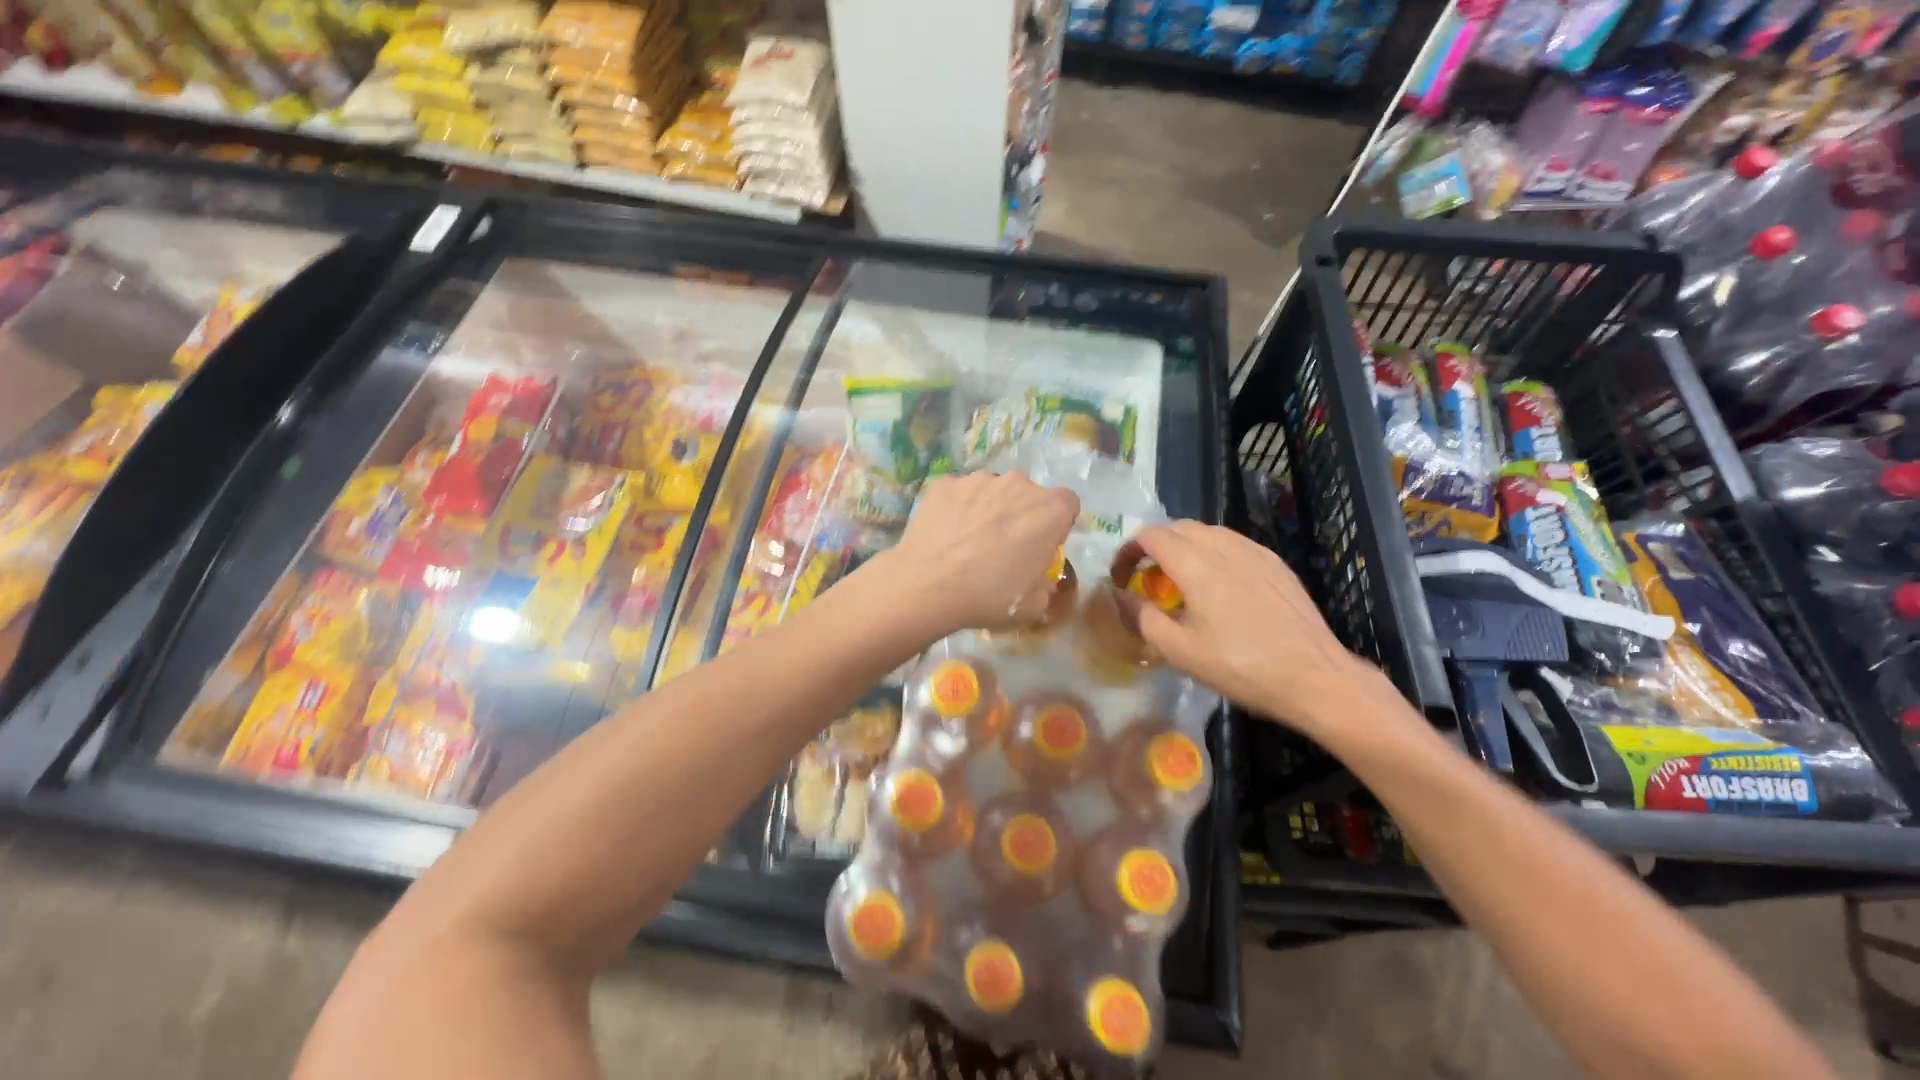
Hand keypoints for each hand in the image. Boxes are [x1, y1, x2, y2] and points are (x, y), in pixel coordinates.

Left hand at [885, 470, 1079, 635]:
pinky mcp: (944, 483)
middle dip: (1021, 515)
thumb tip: (1038, 578)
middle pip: (1027, 495)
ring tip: (968, 542)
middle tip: (1003, 547)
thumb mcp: (1034, 605)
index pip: (1067, 505)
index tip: (1041, 545)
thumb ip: (1045, 584)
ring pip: (991, 491)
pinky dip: (956, 508)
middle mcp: (1018, 483)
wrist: (928, 587)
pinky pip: (958, 494)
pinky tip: (944, 535)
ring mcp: (978, 479)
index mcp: (1050, 509)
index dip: (1056, 525)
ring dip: (988, 509)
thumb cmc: (990, 596)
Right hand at [1111, 521, 1404, 738]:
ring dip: (1185, 548)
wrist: (1314, 677)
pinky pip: (1235, 545)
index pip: (1150, 536)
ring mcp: (1256, 552)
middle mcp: (1225, 547)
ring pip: (1209, 533)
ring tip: (1181, 582)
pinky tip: (1219, 587)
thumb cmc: (1241, 667)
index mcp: (1197, 564)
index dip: (1127, 552)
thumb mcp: (1180, 651)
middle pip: (1179, 528)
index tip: (1121, 580)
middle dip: (1155, 547)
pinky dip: (1214, 555)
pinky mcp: (1277, 565)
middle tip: (1147, 581)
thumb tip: (1121, 596)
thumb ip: (1143, 618)